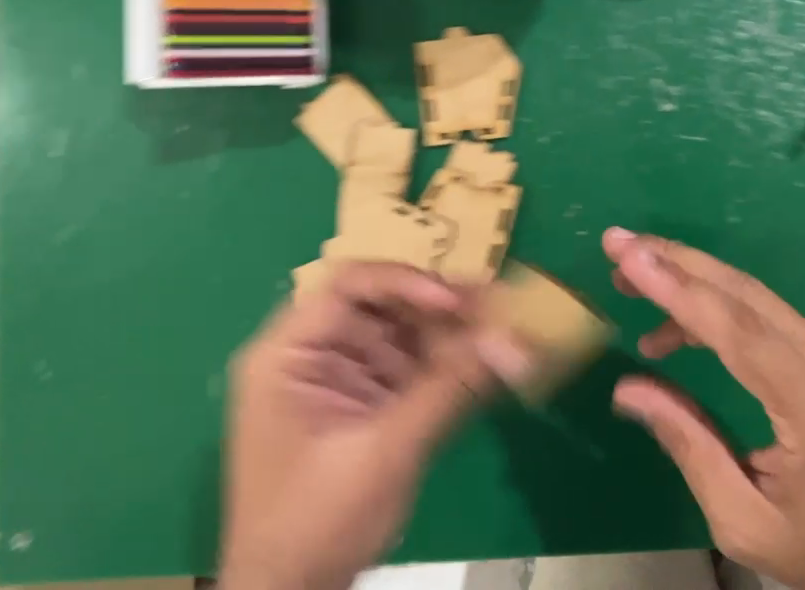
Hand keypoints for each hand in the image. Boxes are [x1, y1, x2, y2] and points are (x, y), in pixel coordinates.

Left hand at [224, 263, 503, 589]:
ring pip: (402, 336)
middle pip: (381, 306)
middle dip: (439, 306)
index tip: (456, 302)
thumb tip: (515, 342)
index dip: (405, 283)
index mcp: (289, 354)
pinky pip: (410, 372)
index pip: (348, 287)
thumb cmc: (317, 523)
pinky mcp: (366, 408)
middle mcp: (314, 356)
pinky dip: (448, 367)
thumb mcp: (384, 452)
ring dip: (451, 334)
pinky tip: (488, 360)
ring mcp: (341, 382)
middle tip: (498, 303)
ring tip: (505, 327)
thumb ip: (449, 389)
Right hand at [603, 228, 804, 589]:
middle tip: (618, 244)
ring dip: (690, 277)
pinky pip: (760, 315)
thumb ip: (689, 446)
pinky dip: (711, 307)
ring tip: (629, 278)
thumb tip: (627, 388)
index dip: (680, 290)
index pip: (740, 332)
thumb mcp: (745, 521)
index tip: (630, 257)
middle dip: (677, 262)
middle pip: (745, 294)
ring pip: (751, 295)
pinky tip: (671, 330)